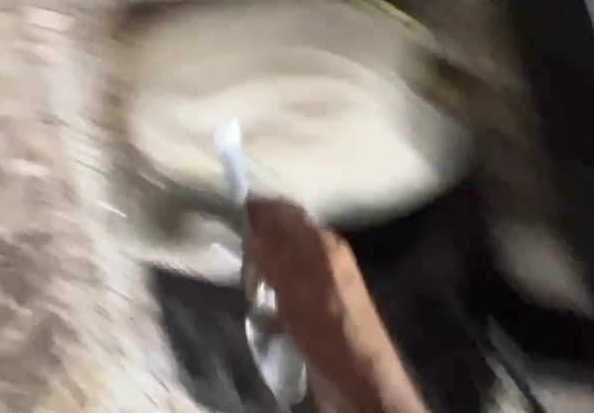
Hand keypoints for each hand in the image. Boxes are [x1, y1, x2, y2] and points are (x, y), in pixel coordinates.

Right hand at [244, 196, 430, 412]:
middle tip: (239, 259)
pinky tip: (262, 312)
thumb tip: (250, 222)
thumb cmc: (327, 329)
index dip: (260, 207)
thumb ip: (269, 252)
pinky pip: (288, 291)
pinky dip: (273, 296)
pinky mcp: (320, 311)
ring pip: (283, 264)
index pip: (287, 210)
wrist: (362, 386)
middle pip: (284, 235)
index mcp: (324, 245)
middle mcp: (326, 259)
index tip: (231, 210)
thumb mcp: (292, 287)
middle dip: (258, 243)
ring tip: (250, 290)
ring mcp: (325, 286)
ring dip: (263, 272)